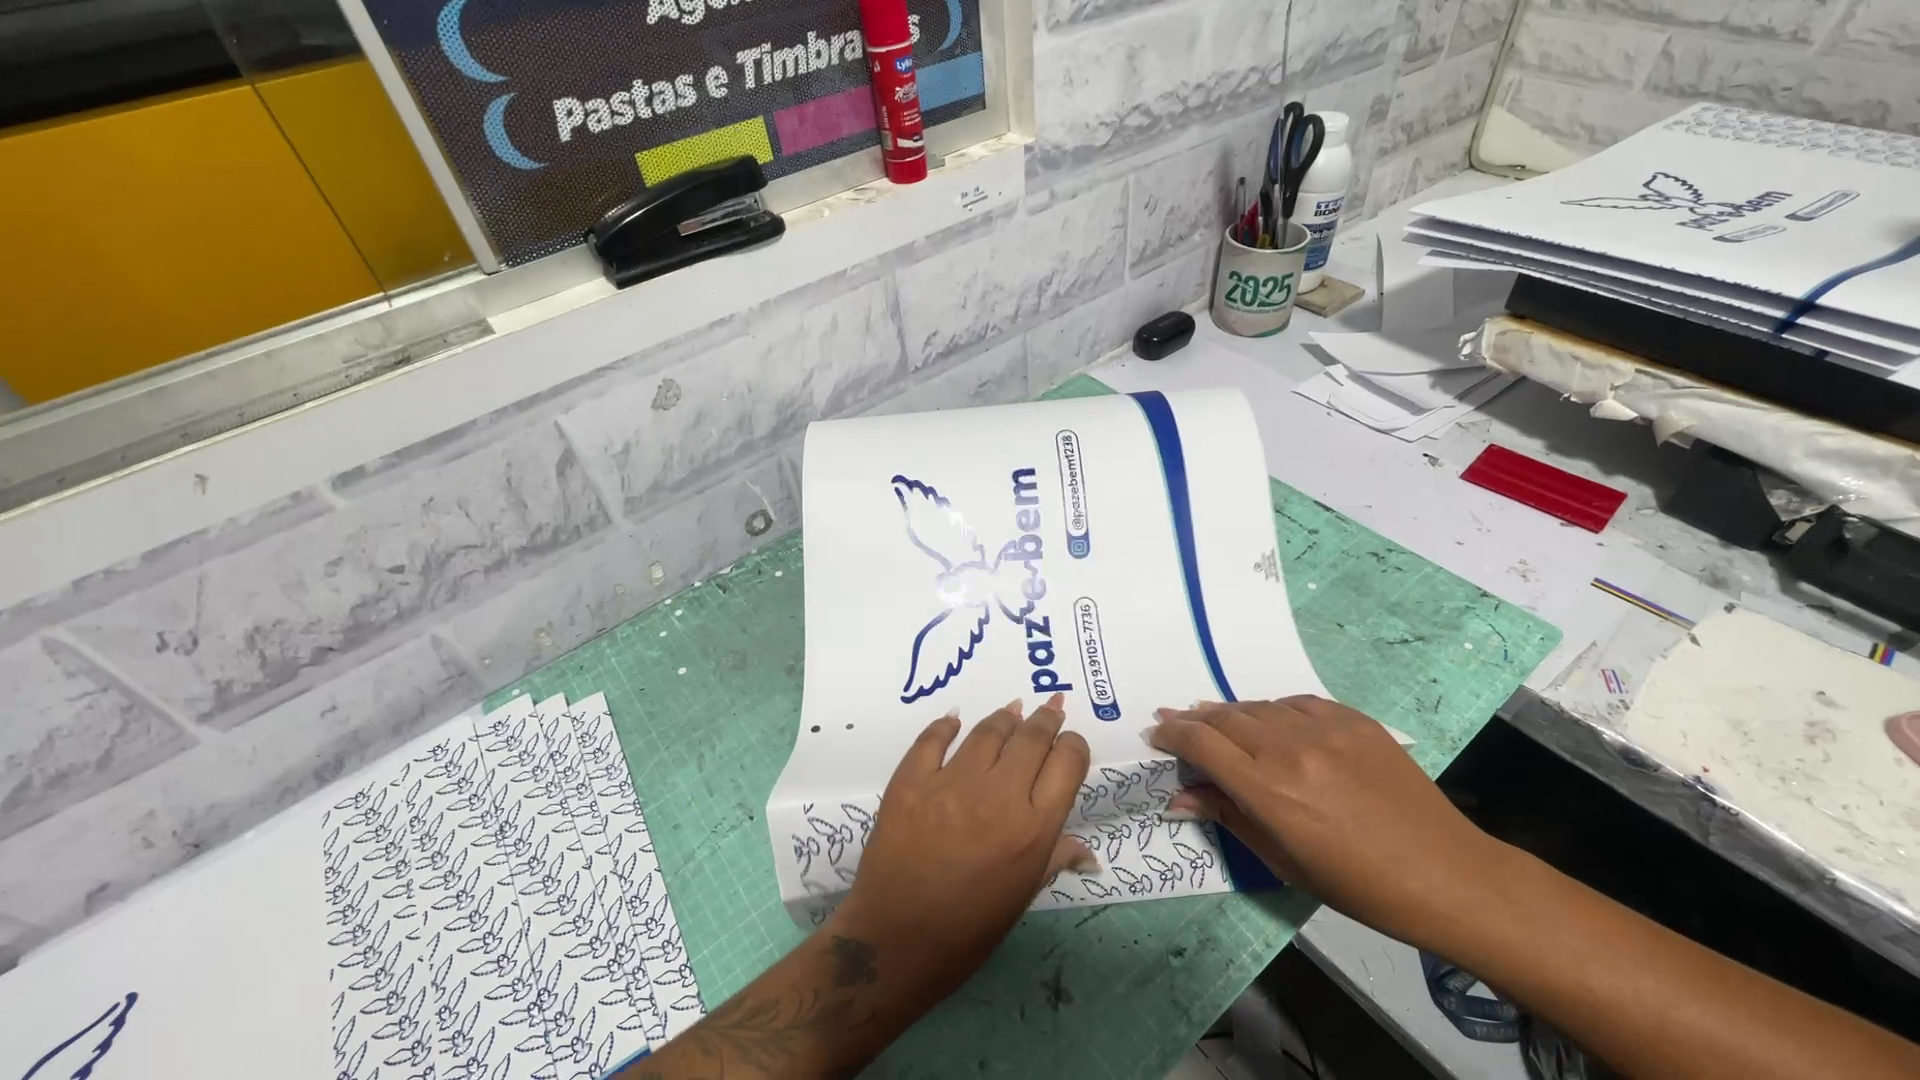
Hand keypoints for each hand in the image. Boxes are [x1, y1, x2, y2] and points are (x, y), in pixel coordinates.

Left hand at [830, 695, 1095, 1005]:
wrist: (895, 943)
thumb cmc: (968, 931)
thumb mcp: (1021, 897)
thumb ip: (1053, 859)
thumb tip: (1088, 853)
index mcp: (1033, 829)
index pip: (1068, 763)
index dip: (1073, 746)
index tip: (1070, 743)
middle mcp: (998, 796)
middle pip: (1031, 738)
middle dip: (1045, 719)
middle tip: (1050, 708)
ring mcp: (951, 785)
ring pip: (987, 731)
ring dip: (1005, 718)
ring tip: (1012, 711)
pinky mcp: (910, 782)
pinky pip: (933, 739)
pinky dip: (947, 725)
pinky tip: (955, 720)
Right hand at [1150, 696, 1507, 950]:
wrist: (1444, 873)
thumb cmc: (1356, 884)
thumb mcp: (1282, 860)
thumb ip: (1229, 817)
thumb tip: (1180, 798)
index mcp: (1268, 789)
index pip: (1202, 743)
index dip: (1172, 736)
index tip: (1156, 737)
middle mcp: (1291, 748)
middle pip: (1225, 717)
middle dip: (1193, 719)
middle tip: (1173, 722)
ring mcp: (1327, 729)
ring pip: (1259, 705)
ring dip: (1231, 712)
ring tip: (1216, 720)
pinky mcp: (1356, 720)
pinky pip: (1299, 703)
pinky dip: (1274, 710)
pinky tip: (1270, 721)